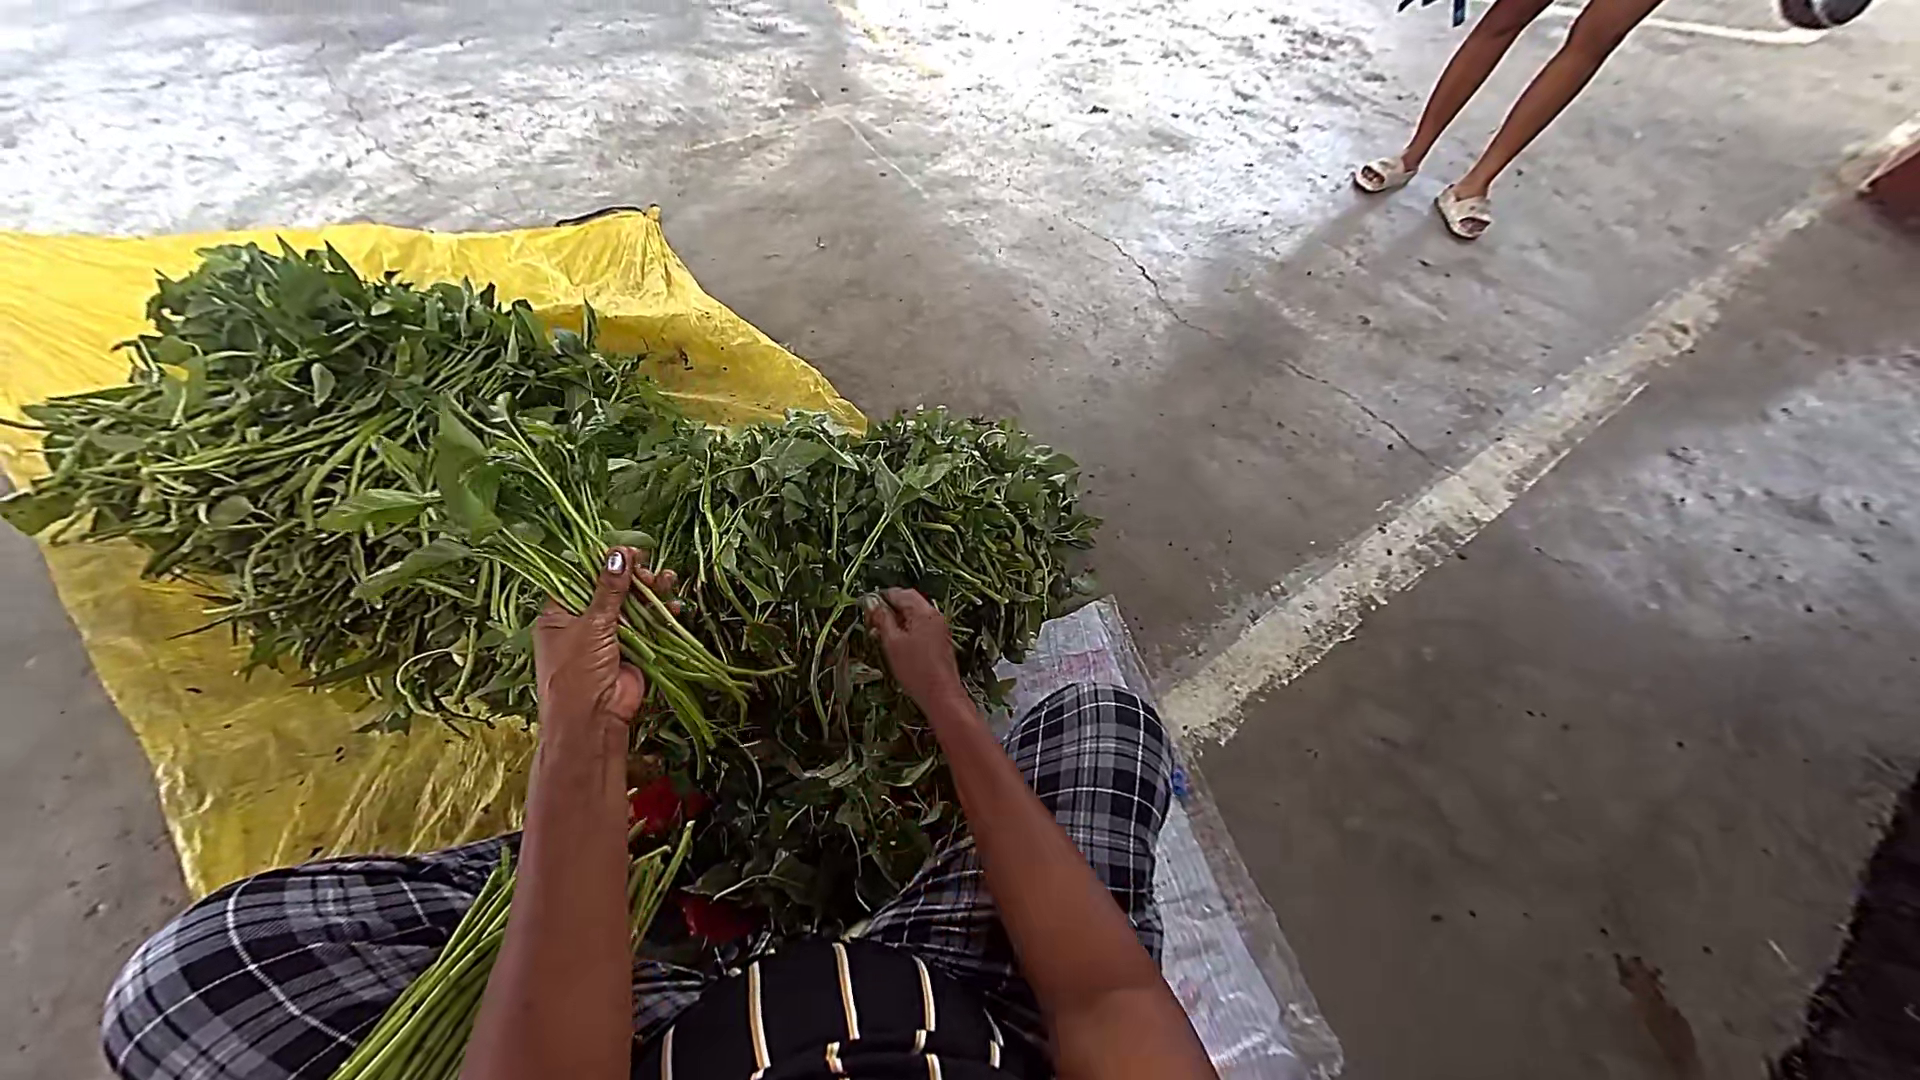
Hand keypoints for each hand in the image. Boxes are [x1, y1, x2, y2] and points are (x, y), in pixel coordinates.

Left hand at [532, 546, 677, 734]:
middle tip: (648, 571)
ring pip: (634, 605)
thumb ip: (608, 590)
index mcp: (560, 615)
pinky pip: (649, 624)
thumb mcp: (591, 625)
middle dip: (633, 578)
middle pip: (612, 590)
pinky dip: (662, 614)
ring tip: (667, 580)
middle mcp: (584, 623)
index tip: (626, 551)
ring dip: (651, 593)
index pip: (581, 579)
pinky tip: (673, 605)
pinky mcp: (634, 648)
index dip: (603, 564)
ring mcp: (610, 636)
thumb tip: (618, 554)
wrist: (595, 718)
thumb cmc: (578, 673)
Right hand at [864, 588, 967, 708]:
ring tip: (882, 633)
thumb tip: (872, 602)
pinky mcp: (940, 640)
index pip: (900, 593)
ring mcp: (939, 628)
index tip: (867, 604)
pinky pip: (921, 626)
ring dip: (898, 619)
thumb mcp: (892, 642)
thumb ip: (881, 619)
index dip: (881, 596)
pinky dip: (907, 629)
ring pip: (914, 615)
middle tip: (872, 619)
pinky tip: (897, 643)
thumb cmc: (917, 671)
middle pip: (909, 602)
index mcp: (924, 612)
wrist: (940, 695)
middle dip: (890, 608)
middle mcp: (934, 616)